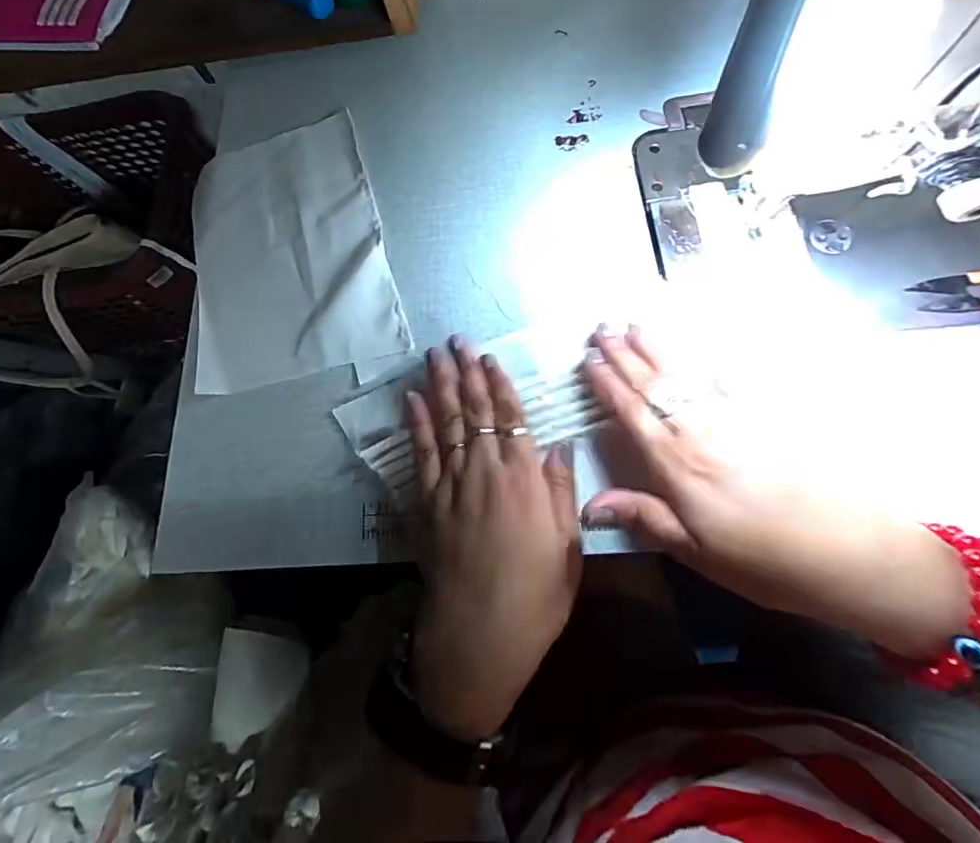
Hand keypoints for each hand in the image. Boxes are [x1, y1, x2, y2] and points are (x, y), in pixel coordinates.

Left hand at [405, 336, 580, 740]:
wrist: (478, 640)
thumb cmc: (535, 597)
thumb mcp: (567, 547)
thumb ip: (561, 491)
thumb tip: (558, 444)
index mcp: (525, 480)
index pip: (512, 418)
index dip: (500, 386)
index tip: (490, 358)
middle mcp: (486, 473)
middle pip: (474, 412)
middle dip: (466, 373)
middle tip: (457, 340)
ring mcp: (451, 487)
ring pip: (446, 424)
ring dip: (440, 386)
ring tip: (435, 355)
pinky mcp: (426, 506)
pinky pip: (420, 455)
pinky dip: (415, 425)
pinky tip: (411, 400)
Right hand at [579, 325, 972, 659]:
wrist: (842, 547)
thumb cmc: (761, 560)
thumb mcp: (696, 551)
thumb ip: (645, 517)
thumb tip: (590, 504)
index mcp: (676, 465)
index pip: (632, 414)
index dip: (608, 385)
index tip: (588, 359)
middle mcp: (699, 432)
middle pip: (655, 386)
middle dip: (625, 355)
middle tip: (603, 327)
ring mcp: (732, 420)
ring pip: (685, 376)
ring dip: (657, 349)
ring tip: (636, 324)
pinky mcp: (761, 418)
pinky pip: (722, 381)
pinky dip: (701, 361)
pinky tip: (694, 349)